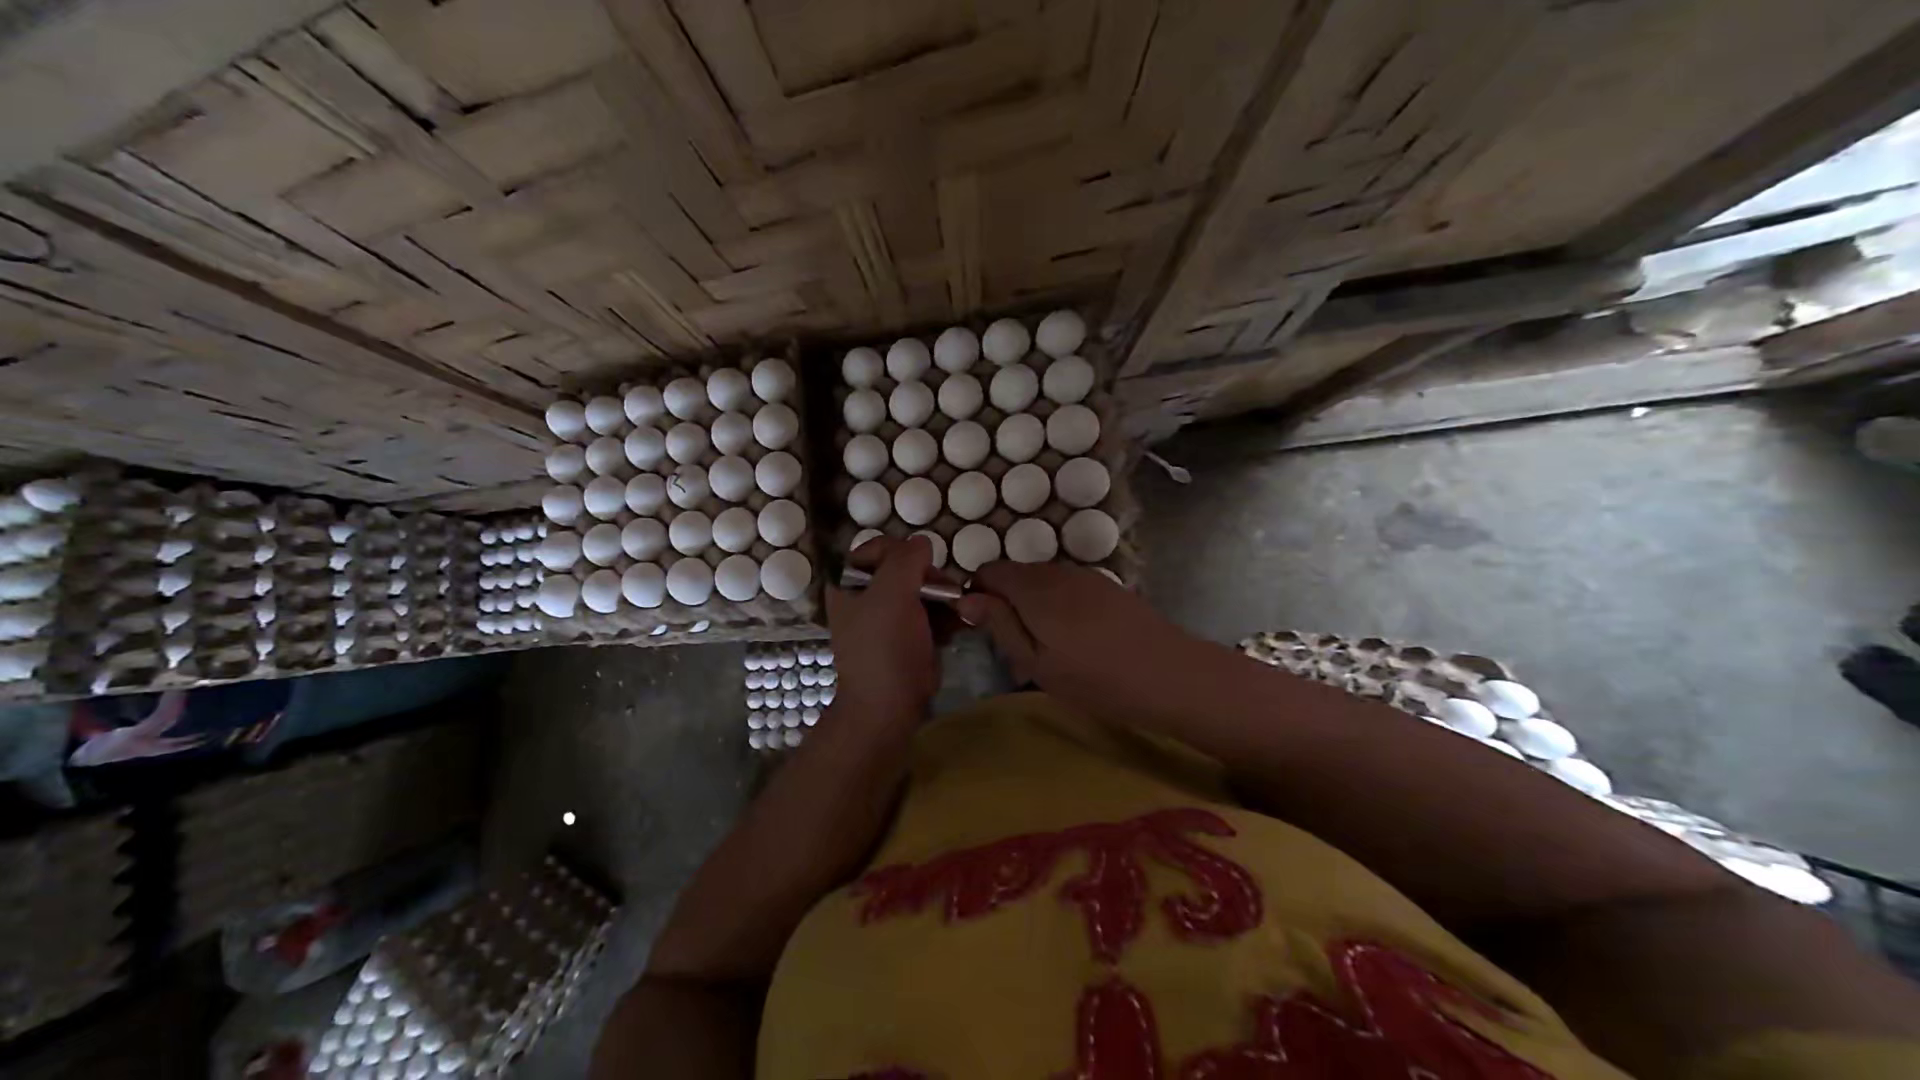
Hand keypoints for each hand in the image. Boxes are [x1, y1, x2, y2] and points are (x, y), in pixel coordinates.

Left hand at [825, 535, 946, 723]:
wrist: (889, 705)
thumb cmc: (884, 646)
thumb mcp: (892, 593)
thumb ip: (906, 559)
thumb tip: (922, 542)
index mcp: (848, 584)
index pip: (879, 547)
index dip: (904, 553)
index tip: (921, 570)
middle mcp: (866, 597)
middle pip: (906, 567)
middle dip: (930, 578)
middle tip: (945, 594)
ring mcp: (889, 618)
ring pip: (923, 590)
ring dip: (944, 597)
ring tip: (958, 611)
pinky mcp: (909, 637)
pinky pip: (931, 614)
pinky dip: (947, 616)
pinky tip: (959, 623)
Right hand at [957, 561, 1209, 723]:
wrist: (1170, 675)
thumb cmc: (1096, 679)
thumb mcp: (1036, 663)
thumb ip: (999, 625)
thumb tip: (965, 598)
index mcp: (1034, 588)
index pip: (988, 570)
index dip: (977, 594)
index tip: (983, 627)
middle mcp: (1057, 571)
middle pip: (1015, 573)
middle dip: (1005, 600)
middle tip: (1016, 645)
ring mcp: (1085, 575)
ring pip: (1041, 580)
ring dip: (1031, 604)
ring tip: (1047, 647)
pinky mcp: (1106, 585)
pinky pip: (1066, 585)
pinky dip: (1056, 604)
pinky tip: (1075, 638)